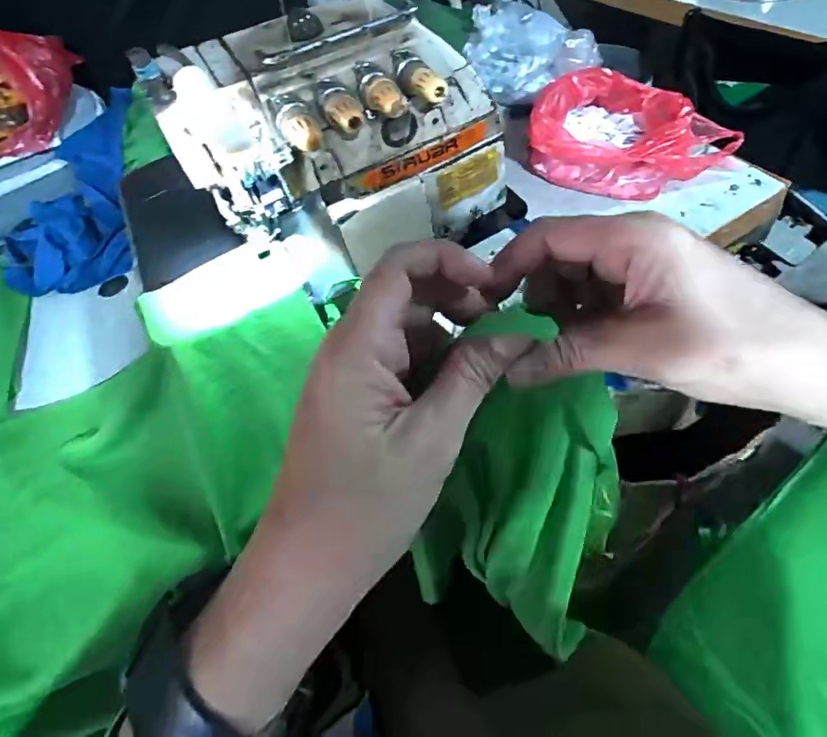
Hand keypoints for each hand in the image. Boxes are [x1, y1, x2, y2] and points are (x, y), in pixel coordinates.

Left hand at [266, 240, 533, 576]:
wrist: (306, 568)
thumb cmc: (367, 506)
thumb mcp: (433, 437)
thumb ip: (473, 374)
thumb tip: (520, 332)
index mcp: (357, 345)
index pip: (398, 265)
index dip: (447, 258)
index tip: (492, 283)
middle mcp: (348, 345)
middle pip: (404, 290)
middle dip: (455, 295)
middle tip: (501, 323)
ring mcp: (349, 368)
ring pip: (405, 322)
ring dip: (448, 328)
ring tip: (490, 353)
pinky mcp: (355, 392)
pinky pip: (398, 353)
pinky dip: (433, 356)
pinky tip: (462, 379)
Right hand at [487, 213, 826, 425]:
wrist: (813, 364)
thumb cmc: (729, 349)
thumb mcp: (642, 351)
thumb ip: (571, 352)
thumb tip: (508, 370)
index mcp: (630, 237)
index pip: (547, 235)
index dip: (508, 265)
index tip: (482, 307)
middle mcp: (637, 236)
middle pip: (563, 252)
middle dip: (538, 293)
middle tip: (524, 341)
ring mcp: (652, 257)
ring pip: (584, 273)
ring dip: (564, 308)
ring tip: (558, 349)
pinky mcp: (663, 279)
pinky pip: (610, 288)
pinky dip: (591, 314)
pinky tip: (590, 345)